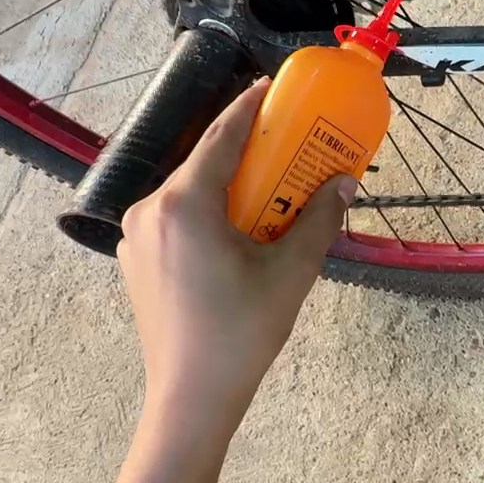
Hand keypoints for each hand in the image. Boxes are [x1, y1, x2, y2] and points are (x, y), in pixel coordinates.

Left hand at [117, 79, 353, 436]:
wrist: (193, 395)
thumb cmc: (243, 331)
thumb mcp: (292, 270)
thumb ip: (319, 219)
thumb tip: (345, 183)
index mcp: (185, 205)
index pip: (221, 139)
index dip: (249, 108)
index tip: (271, 87)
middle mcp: (151, 211)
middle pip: (205, 163)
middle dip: (248, 150)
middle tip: (287, 143)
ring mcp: (137, 236)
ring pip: (191, 191)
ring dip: (232, 183)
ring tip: (271, 189)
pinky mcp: (139, 259)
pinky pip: (179, 216)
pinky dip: (213, 210)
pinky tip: (242, 228)